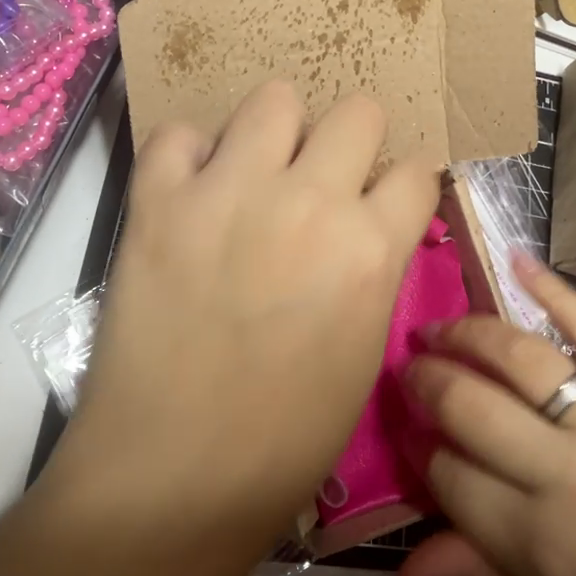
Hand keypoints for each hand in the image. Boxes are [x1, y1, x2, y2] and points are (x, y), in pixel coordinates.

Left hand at [0, 80, 439, 575]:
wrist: (173, 477)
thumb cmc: (286, 435)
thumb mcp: (365, 348)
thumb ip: (373, 266)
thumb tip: (366, 220)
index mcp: (371, 249)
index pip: (415, 170)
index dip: (401, 186)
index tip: (381, 198)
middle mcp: (309, 201)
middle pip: (357, 112)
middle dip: (351, 141)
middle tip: (323, 176)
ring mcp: (229, 191)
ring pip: (274, 98)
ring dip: (276, 132)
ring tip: (257, 171)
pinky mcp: (160, 199)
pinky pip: (180, 133)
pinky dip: (189, 155)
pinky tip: (191, 190)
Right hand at [397, 252, 575, 575]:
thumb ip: (479, 571)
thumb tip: (405, 567)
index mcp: (539, 537)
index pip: (449, 474)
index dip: (419, 449)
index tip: (410, 435)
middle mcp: (568, 472)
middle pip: (472, 406)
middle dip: (428, 384)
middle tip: (409, 372)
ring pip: (521, 360)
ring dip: (467, 335)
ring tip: (438, 330)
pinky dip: (555, 291)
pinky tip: (516, 258)